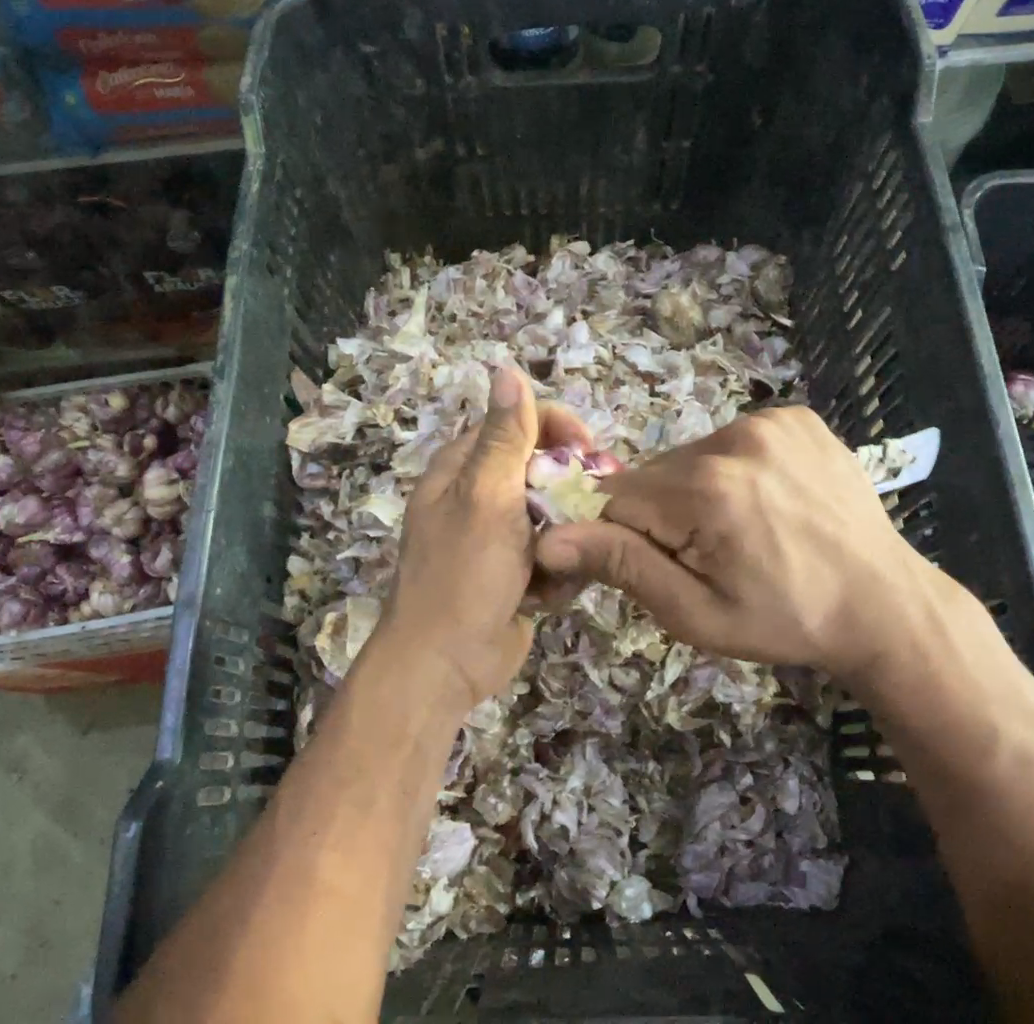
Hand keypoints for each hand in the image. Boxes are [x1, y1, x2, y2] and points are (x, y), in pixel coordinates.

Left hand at [375, 366, 592, 711]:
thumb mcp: (486, 498)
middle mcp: (478, 498)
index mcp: (461, 470)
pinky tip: (545, 598)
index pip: (515, 423)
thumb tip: (506, 369)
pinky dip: (556, 575)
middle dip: (567, 494)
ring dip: (564, 541)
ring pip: (555, 517)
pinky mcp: (516, 576)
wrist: (445, 664)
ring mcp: (498, 540)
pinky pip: (554, 557)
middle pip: (542, 471)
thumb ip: (503, 437)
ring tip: (553, 568)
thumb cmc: (463, 575)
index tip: (589, 448)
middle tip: (581, 516)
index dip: (555, 428)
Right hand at [534, 407, 951, 682]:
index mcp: (706, 491)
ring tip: (743, 531)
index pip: (616, 496)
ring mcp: (771, 421)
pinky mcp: (797, 417)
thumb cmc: (785, 620)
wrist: (883, 605)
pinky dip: (733, 470)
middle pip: (655, 473)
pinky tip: (767, 504)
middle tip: (706, 556)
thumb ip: (621, 566)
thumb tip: (548, 540)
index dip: (622, 533)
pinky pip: (733, 441)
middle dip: (661, 513)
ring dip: (696, 490)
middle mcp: (734, 438)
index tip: (653, 563)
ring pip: (691, 456)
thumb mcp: (695, 613)